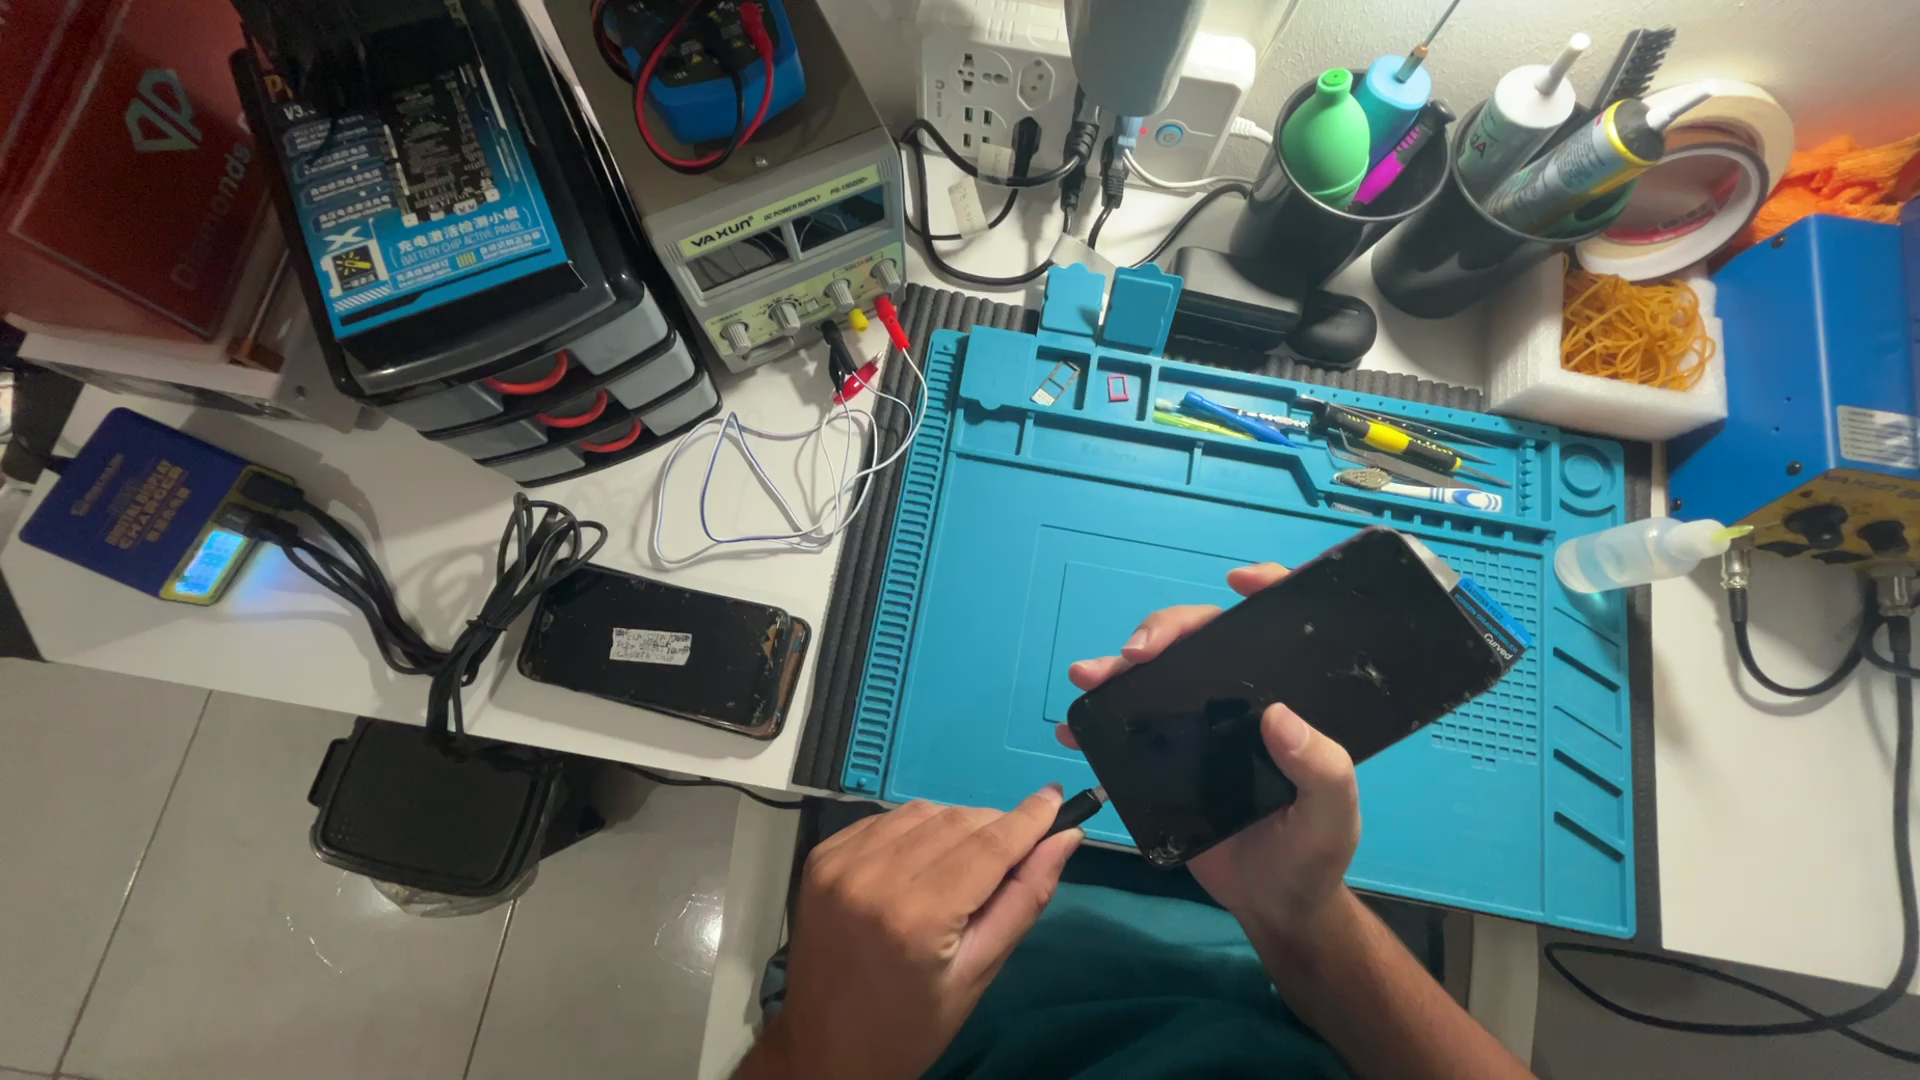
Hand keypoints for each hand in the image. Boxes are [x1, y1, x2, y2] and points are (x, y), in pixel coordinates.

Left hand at [758, 789, 1080, 1079]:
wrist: (824, 1048)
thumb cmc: (911, 1025)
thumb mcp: (978, 973)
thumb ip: (1024, 899)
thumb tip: (1064, 838)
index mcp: (917, 918)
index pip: (988, 846)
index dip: (1027, 818)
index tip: (1055, 798)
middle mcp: (874, 877)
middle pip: (957, 821)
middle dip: (996, 825)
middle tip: (1016, 847)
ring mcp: (842, 861)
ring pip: (923, 811)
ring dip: (956, 823)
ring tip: (965, 861)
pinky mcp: (824, 854)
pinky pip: (888, 819)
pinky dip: (916, 828)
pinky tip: (923, 859)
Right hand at [1058, 562, 1360, 941]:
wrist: (1269, 906)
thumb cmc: (1310, 856)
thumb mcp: (1333, 818)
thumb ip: (1325, 772)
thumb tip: (1280, 717)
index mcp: (1285, 701)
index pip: (1275, 629)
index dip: (1262, 590)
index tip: (1235, 579)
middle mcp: (1236, 701)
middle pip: (1198, 641)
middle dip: (1162, 630)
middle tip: (1133, 653)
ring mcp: (1196, 725)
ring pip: (1154, 675)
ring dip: (1115, 667)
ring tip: (1086, 675)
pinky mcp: (1163, 755)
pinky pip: (1125, 726)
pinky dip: (1096, 719)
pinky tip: (1073, 726)